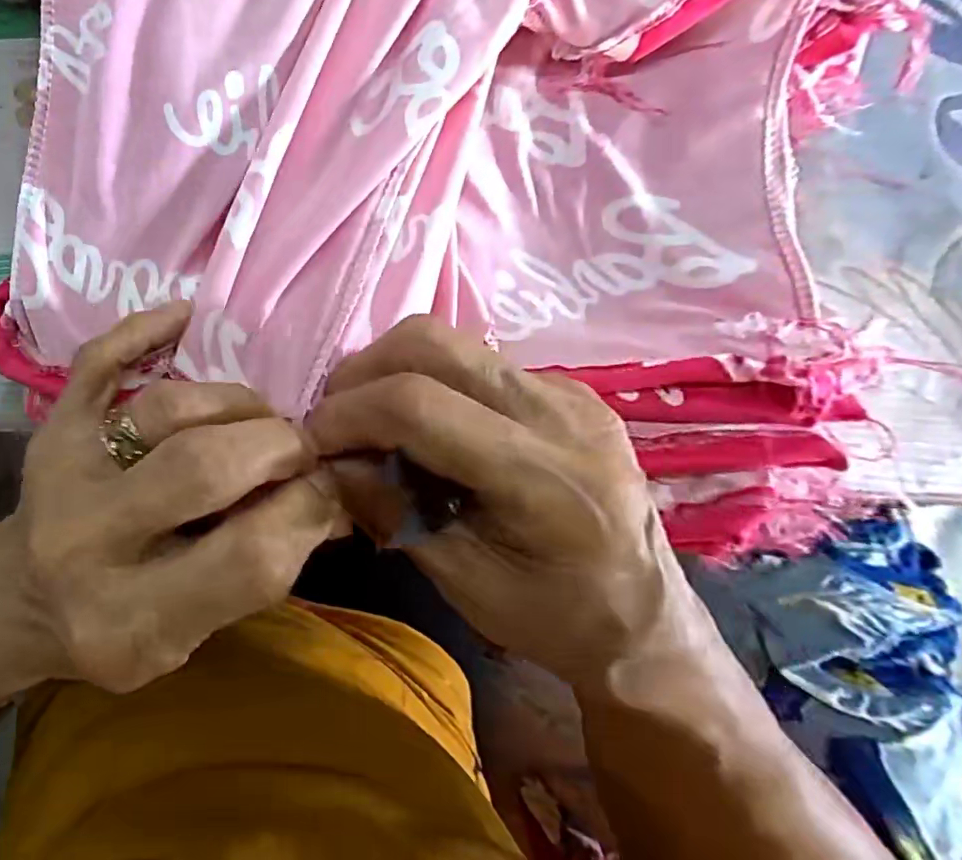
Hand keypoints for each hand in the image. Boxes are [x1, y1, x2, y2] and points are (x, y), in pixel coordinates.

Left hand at [0, 303, 348, 698]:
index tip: (327, 490)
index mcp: (132, 619)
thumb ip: (251, 573)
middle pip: (202, 466)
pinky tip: (188, 318)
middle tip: (298, 445)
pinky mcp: (51, 429)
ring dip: (231, 402)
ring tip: (257, 416)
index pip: (249, 556)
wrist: (19, 598)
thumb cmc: (109, 629)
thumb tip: (330, 495)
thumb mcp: (184, 637)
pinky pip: (96, 364)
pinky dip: (141, 331)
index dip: (306, 512)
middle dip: (274, 446)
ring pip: (162, 407)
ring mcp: (63, 472)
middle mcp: (89, 539)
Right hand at [305, 315, 705, 689]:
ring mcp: (566, 391)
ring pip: (447, 338)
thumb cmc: (554, 617)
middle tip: (334, 421)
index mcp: (545, 477)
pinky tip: (416, 424)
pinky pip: (470, 357)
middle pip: (431, 344)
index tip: (312, 444)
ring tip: (367, 418)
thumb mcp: (459, 580)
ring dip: (386, 369)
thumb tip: (328, 462)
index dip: (347, 414)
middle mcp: (561, 414)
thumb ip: (388, 511)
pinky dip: (420, 377)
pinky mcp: (561, 386)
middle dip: (360, 374)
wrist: (648, 623)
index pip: (419, 405)